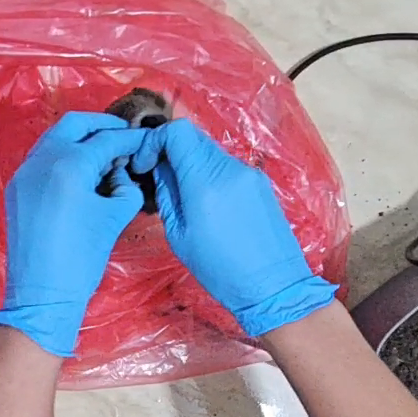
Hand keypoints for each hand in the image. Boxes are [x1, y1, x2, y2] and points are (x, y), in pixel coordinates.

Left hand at [0, 112, 151, 356]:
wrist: (42, 295)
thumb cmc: (82, 259)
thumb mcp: (114, 218)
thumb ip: (125, 187)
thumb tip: (121, 174)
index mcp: (68, 165)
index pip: (106, 140)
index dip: (129, 139)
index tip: (145, 140)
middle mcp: (41, 161)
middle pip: (74, 125)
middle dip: (101, 126)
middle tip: (123, 136)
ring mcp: (24, 174)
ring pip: (54, 140)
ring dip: (80, 140)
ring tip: (104, 156)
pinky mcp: (17, 190)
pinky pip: (42, 161)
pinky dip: (63, 158)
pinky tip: (80, 174)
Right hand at [137, 119, 335, 336]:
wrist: (273, 285)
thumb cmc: (220, 270)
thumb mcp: (179, 236)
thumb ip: (167, 194)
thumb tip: (159, 169)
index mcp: (206, 181)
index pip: (177, 131)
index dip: (154, 141)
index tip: (144, 164)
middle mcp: (230, 168)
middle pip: (193, 137)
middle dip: (169, 150)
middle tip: (157, 176)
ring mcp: (249, 173)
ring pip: (209, 151)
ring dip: (189, 163)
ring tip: (181, 194)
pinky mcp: (260, 182)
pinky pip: (226, 166)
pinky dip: (208, 173)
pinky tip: (206, 202)